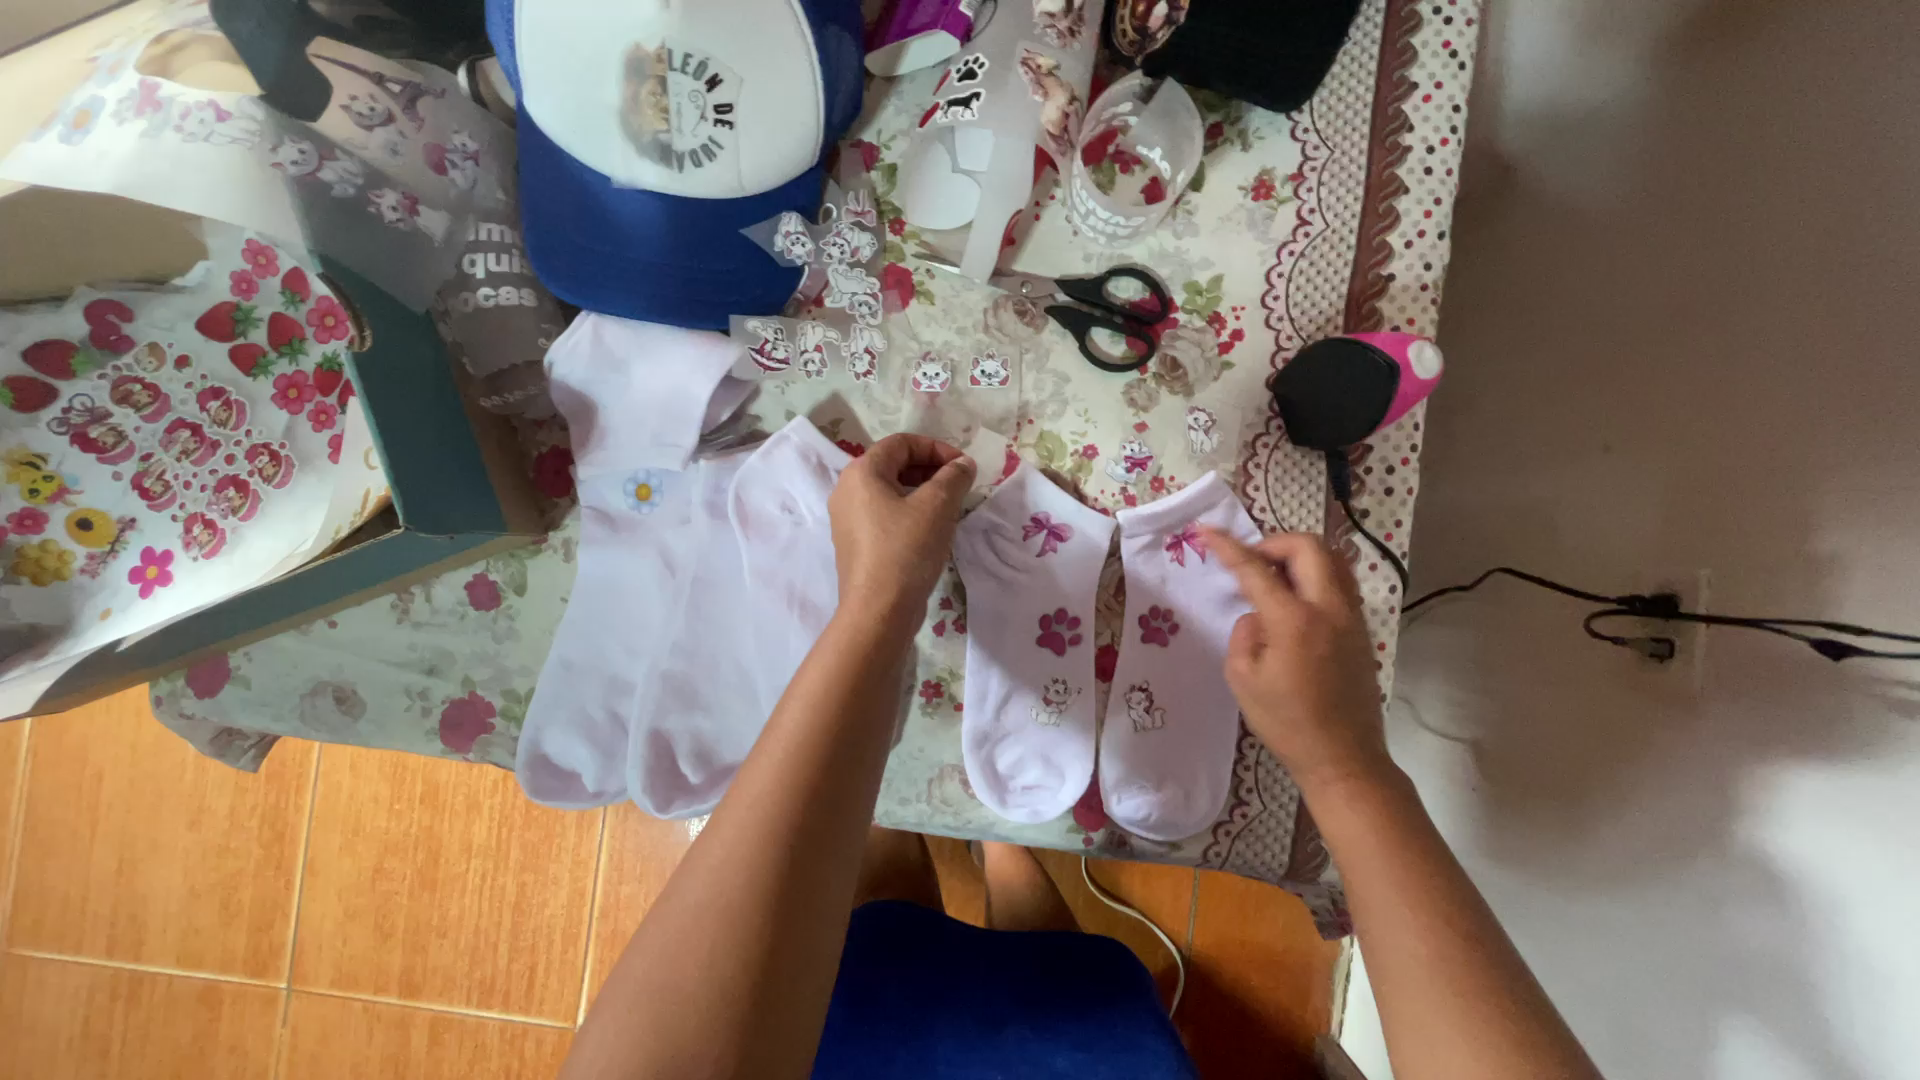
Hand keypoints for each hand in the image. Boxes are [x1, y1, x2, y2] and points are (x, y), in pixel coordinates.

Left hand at [829, 434, 974, 628]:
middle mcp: (847, 491)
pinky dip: (909, 513)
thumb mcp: (937, 506)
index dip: (937, 448)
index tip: (964, 467)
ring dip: (922, 492)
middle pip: (894, 465)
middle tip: (960, 486)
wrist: (879, 610)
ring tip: (950, 507)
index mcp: (862, 472)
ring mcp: (847, 519)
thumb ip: (953, 477)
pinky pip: (885, 516)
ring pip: (890, 492)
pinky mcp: (856, 544)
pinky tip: (931, 531)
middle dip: (931, 470)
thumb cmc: (906, 550)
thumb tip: (963, 464)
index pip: (902, 443)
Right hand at [1204, 528, 1397, 797]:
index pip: (1255, 569)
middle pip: (1308, 546)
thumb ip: (1244, 633)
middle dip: (1272, 543)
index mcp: (1295, 621)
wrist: (1342, 757)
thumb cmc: (1286, 722)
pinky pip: (1339, 583)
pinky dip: (1314, 575)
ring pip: (1331, 559)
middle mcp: (1329, 609)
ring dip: (1297, 557)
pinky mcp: (1361, 630)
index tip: (1205, 531)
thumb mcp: (1242, 678)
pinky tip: (1294, 600)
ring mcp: (1352, 617)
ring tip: (1272, 578)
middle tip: (1249, 562)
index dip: (1227, 546)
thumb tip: (1258, 615)